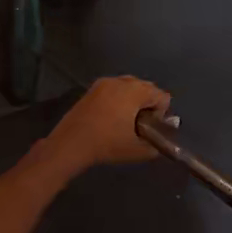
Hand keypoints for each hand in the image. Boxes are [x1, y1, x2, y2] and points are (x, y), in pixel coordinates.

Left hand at [44, 76, 170, 170]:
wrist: (70, 144)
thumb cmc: (107, 144)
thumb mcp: (139, 150)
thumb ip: (155, 144)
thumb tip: (156, 140)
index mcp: (134, 90)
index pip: (161, 96)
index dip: (160, 114)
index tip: (148, 128)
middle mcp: (118, 81)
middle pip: (145, 87)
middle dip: (147, 104)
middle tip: (139, 125)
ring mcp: (101, 84)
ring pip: (127, 87)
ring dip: (131, 101)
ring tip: (125, 122)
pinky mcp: (89, 91)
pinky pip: (111, 90)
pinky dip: (116, 100)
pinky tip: (110, 118)